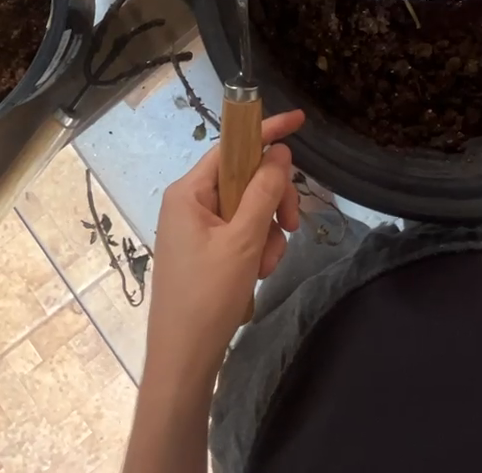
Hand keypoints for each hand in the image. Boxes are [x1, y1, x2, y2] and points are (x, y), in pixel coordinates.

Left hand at [145, 109, 304, 385]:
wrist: (183, 361)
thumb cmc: (207, 296)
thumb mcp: (243, 241)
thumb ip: (264, 192)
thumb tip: (278, 152)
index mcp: (189, 192)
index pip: (231, 146)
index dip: (265, 130)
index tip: (299, 120)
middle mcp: (191, 202)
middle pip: (245, 178)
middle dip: (273, 200)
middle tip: (292, 224)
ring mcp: (198, 227)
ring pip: (249, 208)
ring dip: (267, 232)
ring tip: (264, 265)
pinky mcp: (206, 250)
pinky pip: (242, 232)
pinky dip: (257, 247)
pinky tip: (256, 274)